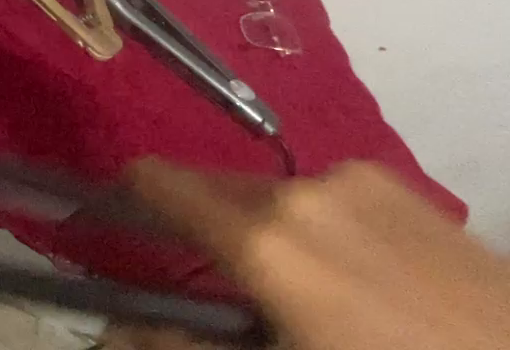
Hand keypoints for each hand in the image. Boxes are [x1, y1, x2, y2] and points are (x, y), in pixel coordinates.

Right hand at [129, 159, 509, 349]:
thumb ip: (185, 345)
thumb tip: (113, 329)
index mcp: (261, 237)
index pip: (150, 179)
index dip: (124, 200)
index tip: (121, 229)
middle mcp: (296, 192)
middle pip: (207, 188)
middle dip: (202, 228)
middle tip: (229, 286)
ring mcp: (353, 182)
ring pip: (264, 192)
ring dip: (261, 227)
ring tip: (309, 288)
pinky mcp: (400, 187)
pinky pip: (319, 193)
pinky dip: (314, 223)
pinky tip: (360, 274)